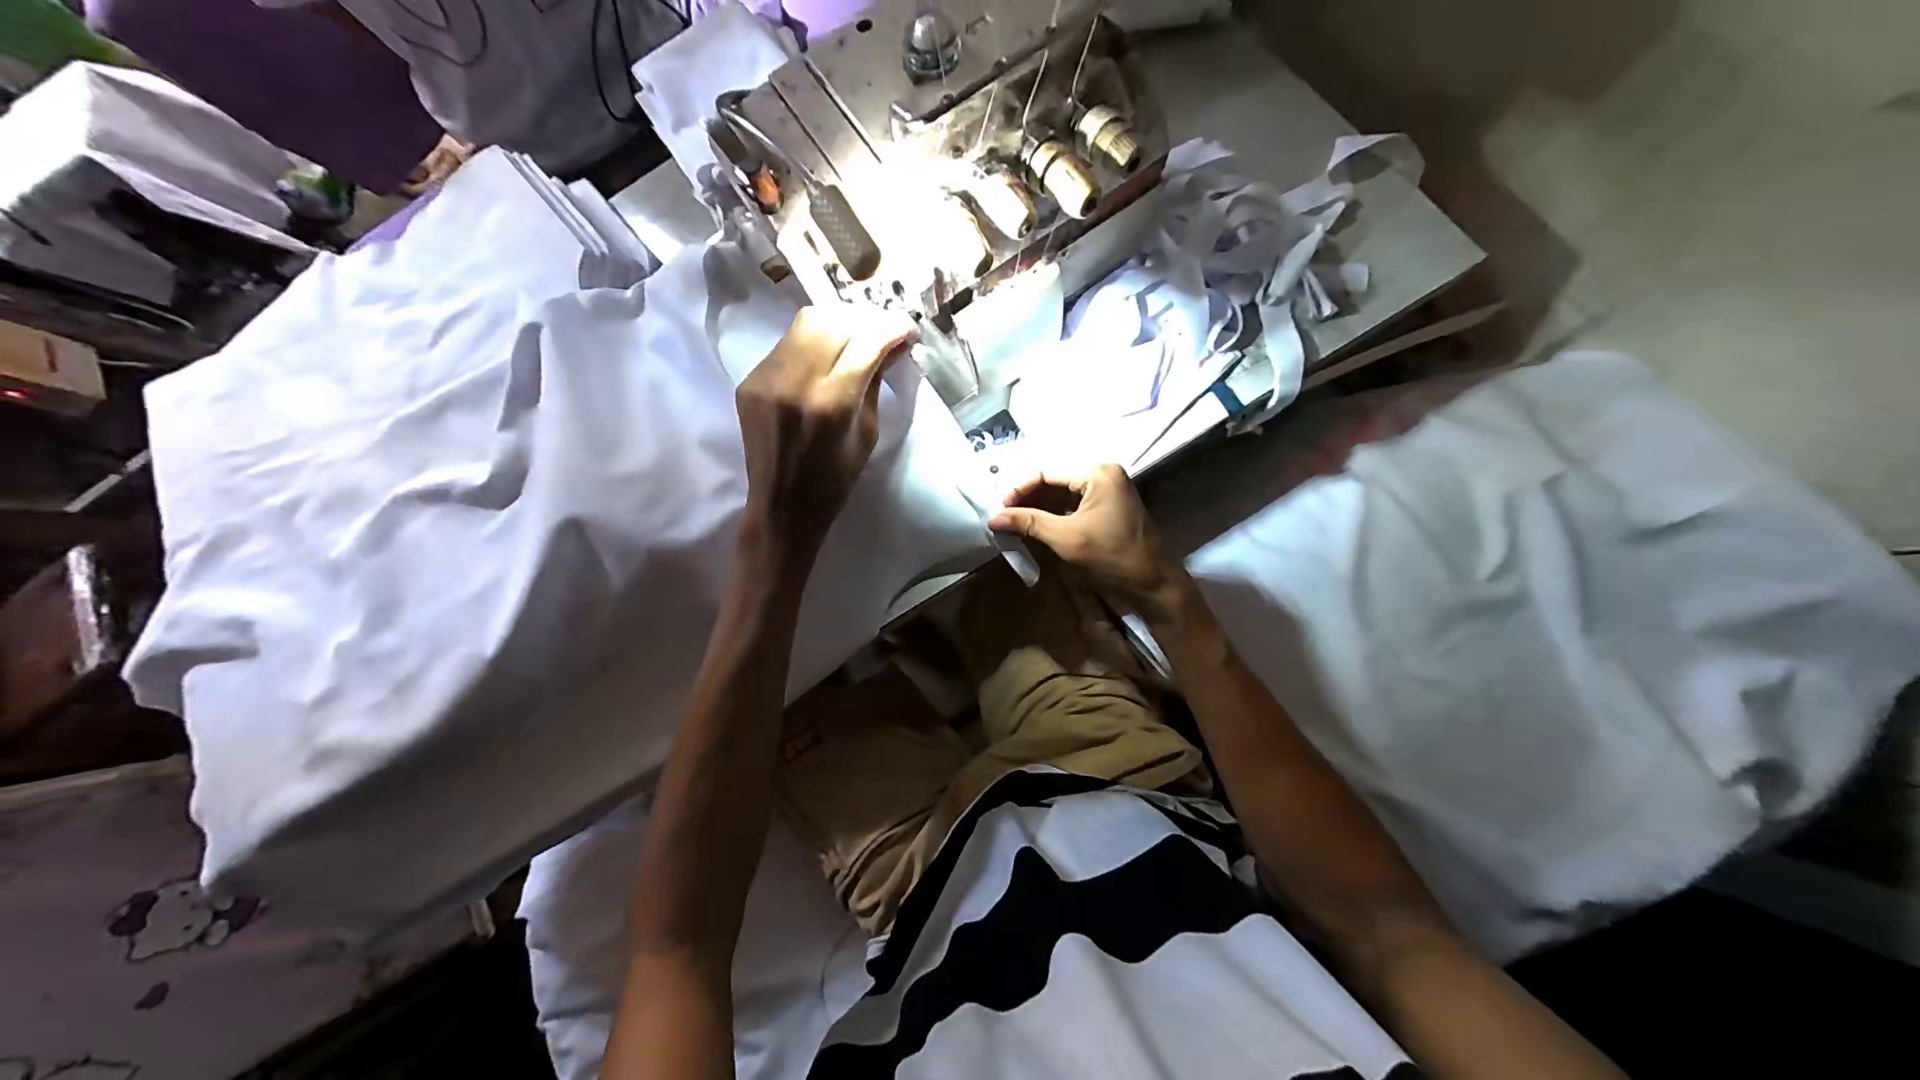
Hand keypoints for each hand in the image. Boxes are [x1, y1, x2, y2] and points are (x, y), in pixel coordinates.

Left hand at [735, 305, 915, 565]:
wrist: (782, 507)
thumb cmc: (835, 481)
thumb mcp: (867, 434)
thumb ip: (875, 383)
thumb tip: (891, 344)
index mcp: (832, 403)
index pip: (865, 342)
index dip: (891, 328)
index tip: (906, 330)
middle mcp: (796, 381)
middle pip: (833, 320)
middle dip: (863, 320)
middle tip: (879, 333)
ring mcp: (767, 378)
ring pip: (806, 323)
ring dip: (836, 324)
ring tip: (852, 339)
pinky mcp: (750, 380)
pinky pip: (786, 344)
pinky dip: (811, 343)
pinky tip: (823, 360)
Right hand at [988, 465, 1189, 615]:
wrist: (1152, 581)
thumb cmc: (1112, 556)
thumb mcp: (1066, 538)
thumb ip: (1029, 523)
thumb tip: (994, 518)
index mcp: (1097, 473)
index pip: (1047, 472)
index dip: (1020, 489)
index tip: (999, 508)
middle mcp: (1104, 473)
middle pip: (1054, 480)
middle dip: (1028, 498)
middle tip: (1004, 514)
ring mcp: (1108, 488)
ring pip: (1062, 492)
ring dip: (1039, 506)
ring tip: (1014, 521)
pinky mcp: (1108, 504)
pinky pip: (1074, 502)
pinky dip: (1054, 513)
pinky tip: (1035, 524)